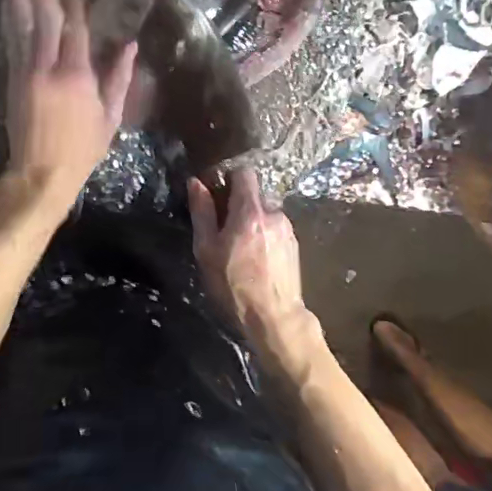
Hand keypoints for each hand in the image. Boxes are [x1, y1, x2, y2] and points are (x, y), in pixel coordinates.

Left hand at [3, 0, 137, 203]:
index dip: (74, 3)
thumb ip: (118, 79)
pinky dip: (9, 19)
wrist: (41, 173)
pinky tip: (7, 2)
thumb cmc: (83, 149)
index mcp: (77, 76)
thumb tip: (129, 46)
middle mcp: (48, 67)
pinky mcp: (13, 80)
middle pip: (44, 18)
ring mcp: (26, 72)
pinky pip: (11, 42)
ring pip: (22, 25)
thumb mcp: (110, 117)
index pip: (75, 29)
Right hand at [188, 166, 312, 346]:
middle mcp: (274, 214)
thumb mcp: (207, 251)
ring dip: (252, 223)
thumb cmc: (233, 286)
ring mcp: (287, 229)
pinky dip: (264, 236)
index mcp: (250, 211)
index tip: (217, 194)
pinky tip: (257, 259)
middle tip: (224, 232)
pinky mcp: (295, 244)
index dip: (229, 179)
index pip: (244, 173)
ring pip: (265, 214)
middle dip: (239, 207)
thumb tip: (196, 183)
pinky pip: (275, 229)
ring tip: (241, 250)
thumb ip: (202, 213)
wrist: (274, 317)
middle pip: (254, 195)